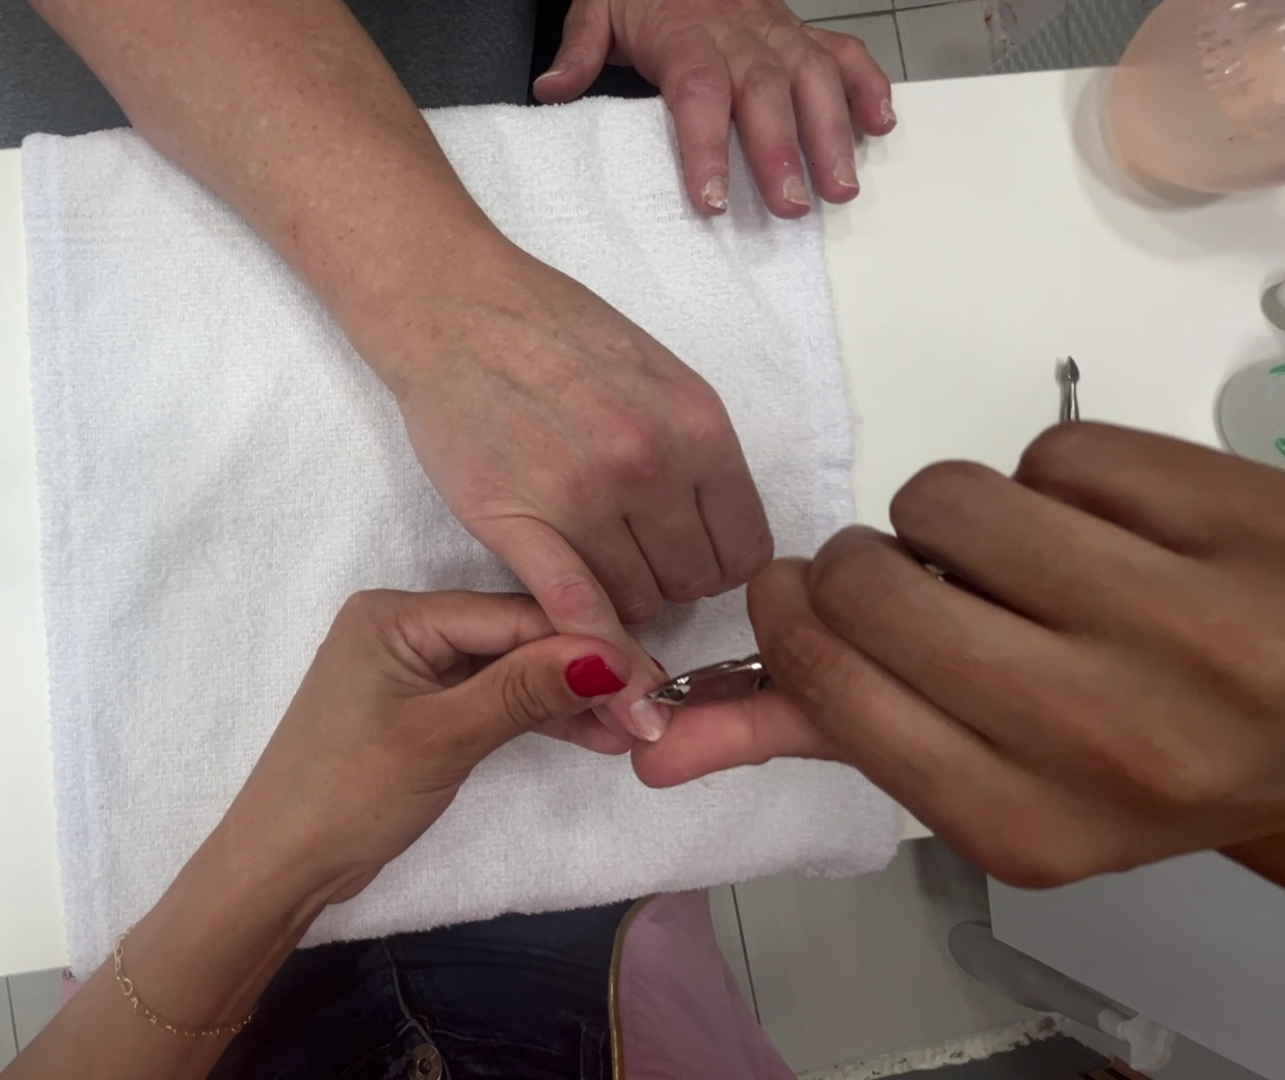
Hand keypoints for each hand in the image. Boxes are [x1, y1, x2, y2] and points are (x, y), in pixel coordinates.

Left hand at [217, 590, 635, 903]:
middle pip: (509, 637)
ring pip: (503, 668)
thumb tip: (611, 658)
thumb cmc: (350, 792)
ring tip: (631, 730)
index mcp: (396, 613)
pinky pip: (484, 695)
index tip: (652, 682)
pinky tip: (587, 733)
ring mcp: (409, 665)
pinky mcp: (416, 703)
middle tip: (651, 710)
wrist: (283, 861)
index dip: (585, 646)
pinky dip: (529, 715)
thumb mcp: (442, 738)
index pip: (509, 615)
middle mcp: (402, 625)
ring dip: (561, 697)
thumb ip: (523, 691)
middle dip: (580, 672)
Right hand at [363, 246, 768, 748]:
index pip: (742, 549)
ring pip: (633, 603)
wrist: (452, 313)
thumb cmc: (548, 330)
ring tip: (584, 572)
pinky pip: (571, 605)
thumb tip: (701, 526)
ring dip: (617, 605)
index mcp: (697, 426)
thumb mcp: (651, 369)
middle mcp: (650, 466)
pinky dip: (591, 647)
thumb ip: (690, 447)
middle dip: (664, 589)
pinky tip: (600, 679)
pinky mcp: (514, 520)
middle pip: (688, 586)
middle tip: (625, 569)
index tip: (682, 566)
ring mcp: (582, 496)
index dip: (715, 570)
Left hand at [534, 0, 895, 216]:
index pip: (699, 94)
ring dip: (833, 133)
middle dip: (783, 152)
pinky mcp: (797, 31)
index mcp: (687, 34)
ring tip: (840, 188)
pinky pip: (841, 51)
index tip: (713, 200)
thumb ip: (578, 50)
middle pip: (766, 93)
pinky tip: (879, 124)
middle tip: (792, 207)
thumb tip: (553, 88)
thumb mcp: (598, 8)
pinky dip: (865, 84)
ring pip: (813, 77)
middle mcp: (741, 31)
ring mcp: (776, 29)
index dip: (707, 147)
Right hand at [637, 424, 1284, 887]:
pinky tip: (1107, 531)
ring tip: (1013, 560)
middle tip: (911, 581)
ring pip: (946, 500)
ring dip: (950, 517)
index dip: (788, 610)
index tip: (801, 592)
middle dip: (860, 563)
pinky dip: (1055, 479)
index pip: (818, 672)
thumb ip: (799, 736)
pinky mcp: (1267, 528)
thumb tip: (649, 748)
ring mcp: (1206, 633)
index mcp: (1019, 821)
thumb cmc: (1107, 755)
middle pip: (864, 579)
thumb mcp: (951, 766)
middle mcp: (1113, 744)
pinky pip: (1057, 451)